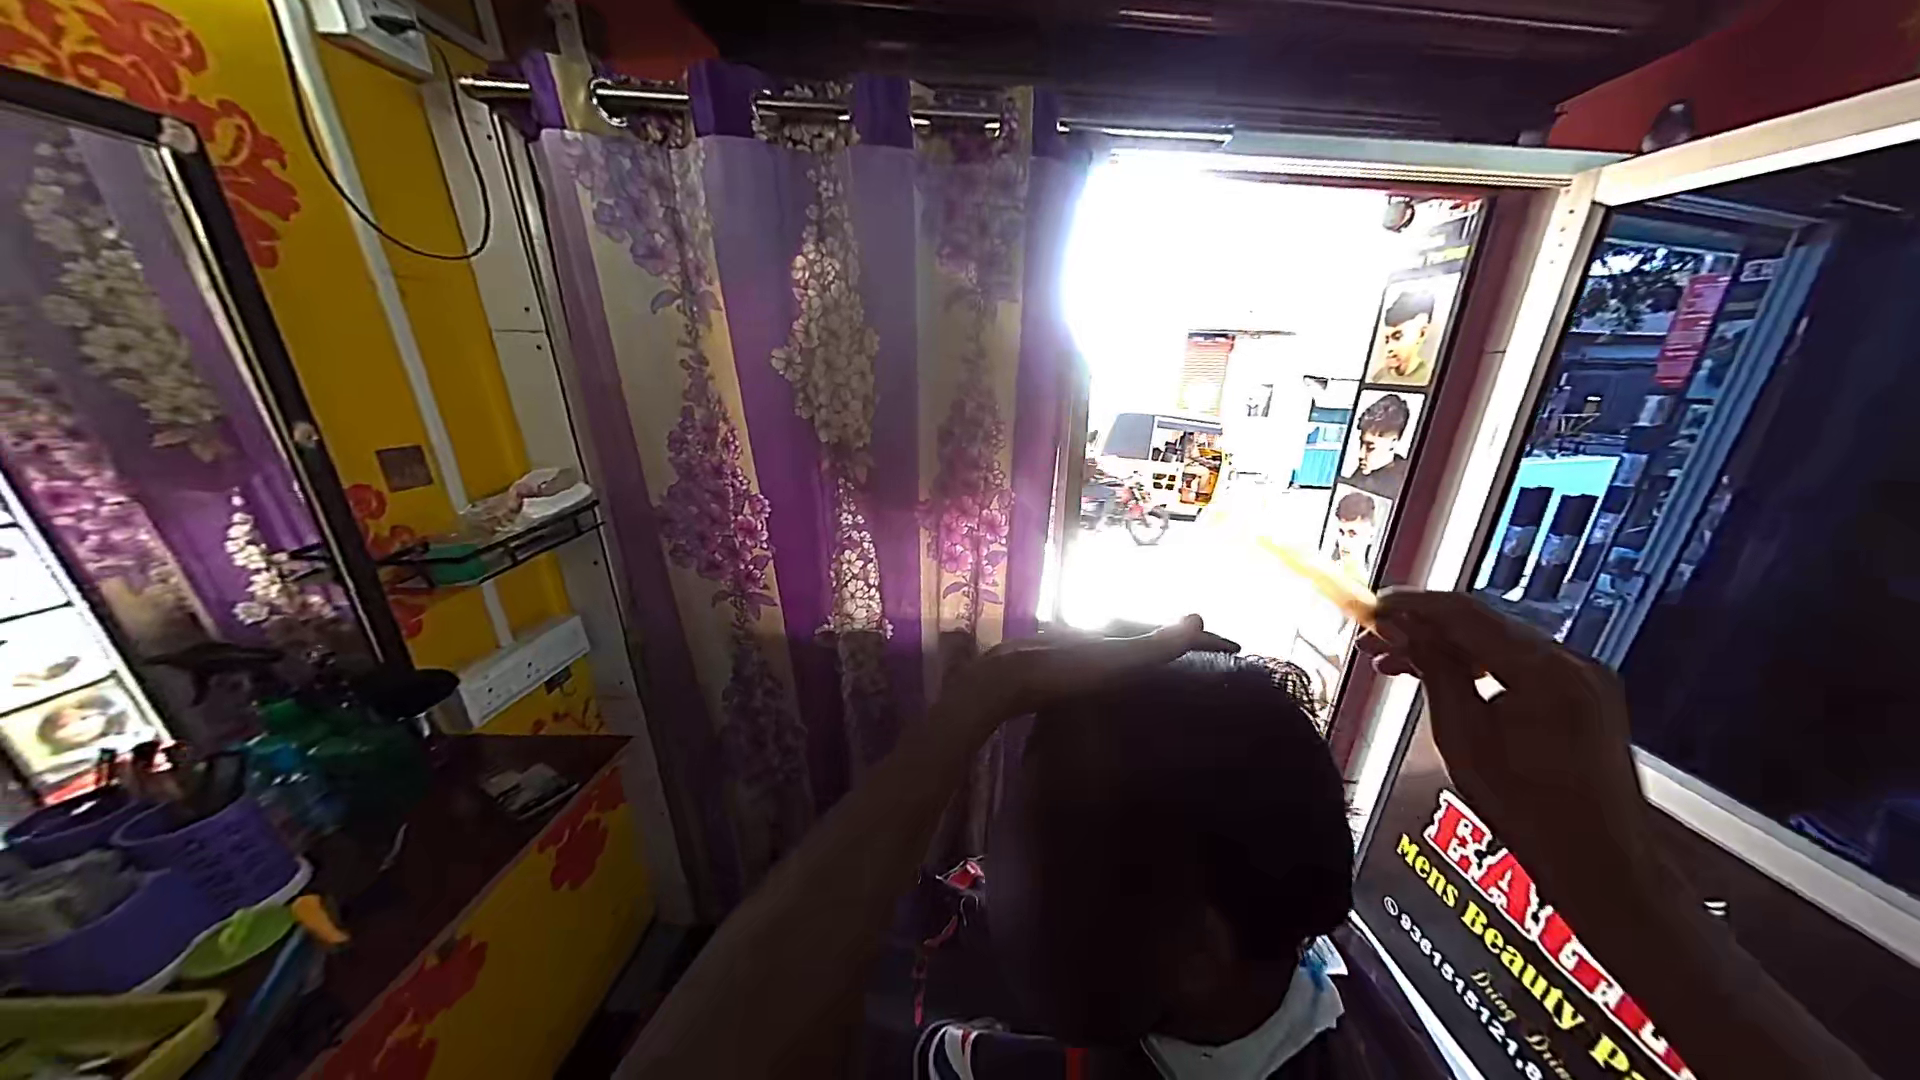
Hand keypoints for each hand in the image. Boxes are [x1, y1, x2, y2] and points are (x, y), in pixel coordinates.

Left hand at [943, 616, 1238, 729]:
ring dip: (1147, 651)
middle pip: (1145, 633)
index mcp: (1112, 630)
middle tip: (1205, 653)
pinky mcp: (1056, 663)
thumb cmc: (1060, 672)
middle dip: (1176, 641)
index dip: (1201, 638)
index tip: (1235, 646)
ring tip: (1167, 666)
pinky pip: (1101, 658)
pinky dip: (1120, 664)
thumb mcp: (1112, 660)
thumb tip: (1198, 617)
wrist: (1003, 680)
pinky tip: (1114, 680)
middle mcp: (1096, 632)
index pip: (1167, 630)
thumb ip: (1152, 645)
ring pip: (1120, 644)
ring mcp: (1074, 645)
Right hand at [1359, 589, 1660, 910]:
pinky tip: (1436, 674)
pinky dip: (1470, 662)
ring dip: (1441, 644)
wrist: (1601, 863)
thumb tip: (1402, 630)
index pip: (1463, 613)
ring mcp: (1582, 677)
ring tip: (1393, 660)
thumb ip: (1434, 670)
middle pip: (1479, 622)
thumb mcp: (1462, 734)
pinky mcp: (1581, 693)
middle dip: (1420, 625)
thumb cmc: (1528, 809)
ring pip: (1493, 640)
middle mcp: (1573, 663)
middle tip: (1373, 637)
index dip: (1409, 605)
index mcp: (1546, 671)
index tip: (1372, 607)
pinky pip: (1514, 661)